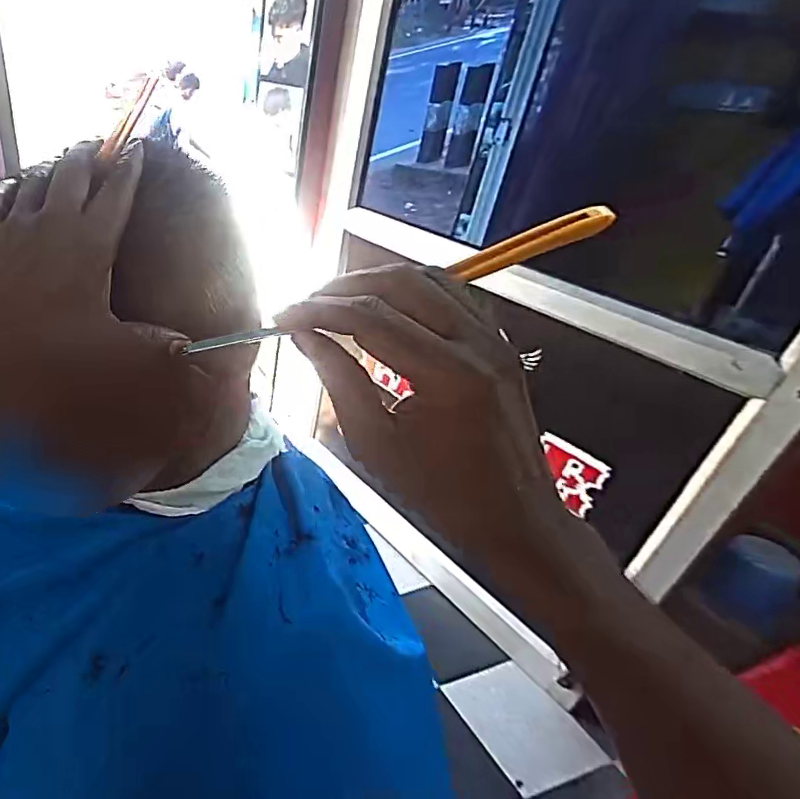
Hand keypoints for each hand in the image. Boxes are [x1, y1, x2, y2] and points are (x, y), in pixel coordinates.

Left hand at [0, 145, 211, 508]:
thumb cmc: (45, 353)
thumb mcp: (108, 352)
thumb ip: (151, 348)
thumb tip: (189, 349)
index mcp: (89, 240)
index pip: (117, 191)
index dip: (129, 166)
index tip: (137, 147)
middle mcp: (52, 222)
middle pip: (73, 171)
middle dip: (88, 153)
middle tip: (97, 143)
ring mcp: (13, 227)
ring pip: (35, 179)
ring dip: (50, 167)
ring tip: (59, 161)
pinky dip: (8, 188)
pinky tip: (11, 188)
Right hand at [276, 265, 616, 614]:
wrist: (516, 521)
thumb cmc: (441, 494)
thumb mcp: (374, 441)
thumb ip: (337, 378)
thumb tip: (305, 336)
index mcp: (446, 375)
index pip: (368, 317)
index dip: (316, 311)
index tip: (284, 316)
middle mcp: (477, 345)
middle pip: (399, 283)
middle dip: (342, 287)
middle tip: (305, 305)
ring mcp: (494, 340)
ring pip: (428, 277)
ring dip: (375, 281)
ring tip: (336, 300)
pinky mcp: (498, 344)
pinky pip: (451, 293)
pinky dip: (410, 290)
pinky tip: (383, 305)